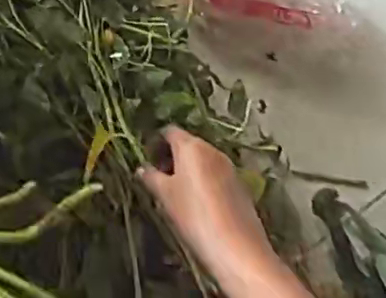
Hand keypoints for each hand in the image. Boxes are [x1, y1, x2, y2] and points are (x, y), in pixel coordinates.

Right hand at [140, 127, 306, 297]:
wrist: (241, 254)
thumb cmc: (195, 215)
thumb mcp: (163, 194)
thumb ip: (149, 175)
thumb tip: (142, 169)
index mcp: (191, 145)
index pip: (168, 131)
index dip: (154, 143)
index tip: (147, 160)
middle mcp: (213, 151)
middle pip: (187, 145)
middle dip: (171, 157)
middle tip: (160, 177)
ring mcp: (231, 171)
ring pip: (203, 162)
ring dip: (189, 171)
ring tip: (178, 193)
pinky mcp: (243, 190)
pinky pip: (217, 177)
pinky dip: (205, 184)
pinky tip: (200, 206)